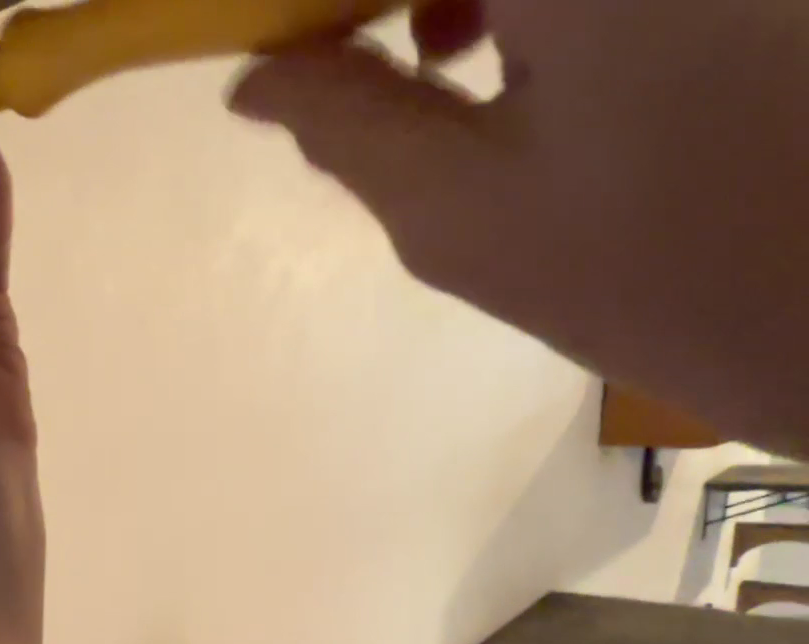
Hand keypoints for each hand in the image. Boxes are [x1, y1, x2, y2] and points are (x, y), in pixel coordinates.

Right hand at [230, 0, 808, 453]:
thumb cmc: (656, 268)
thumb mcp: (457, 209)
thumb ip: (343, 122)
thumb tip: (257, 81)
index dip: (328, 4)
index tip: (288, 48)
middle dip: (384, 3)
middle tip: (339, 55)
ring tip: (428, 55)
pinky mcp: (735, 1)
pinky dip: (508, 6)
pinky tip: (508, 43)